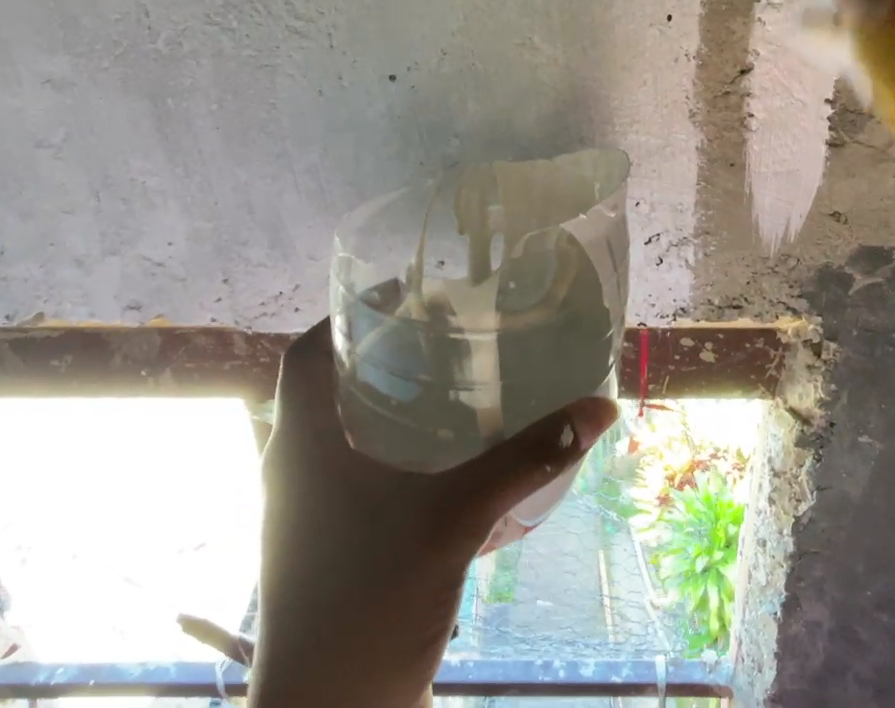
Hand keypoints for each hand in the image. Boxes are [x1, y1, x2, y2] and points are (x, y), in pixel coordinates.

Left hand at [251, 319, 617, 707]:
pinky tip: (451, 463)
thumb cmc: (372, 603)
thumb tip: (598, 407)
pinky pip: (360, 477)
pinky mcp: (331, 549)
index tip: (398, 291)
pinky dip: (398, 454)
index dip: (346, 314)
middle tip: (442, 334)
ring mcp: (310, 516)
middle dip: (380, 355)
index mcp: (301, 448)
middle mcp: (296, 473)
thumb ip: (527, 460)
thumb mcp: (456, 520)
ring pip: (345, 435)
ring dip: (390, 405)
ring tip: (453, 387)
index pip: (306, 353)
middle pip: (328, 389)